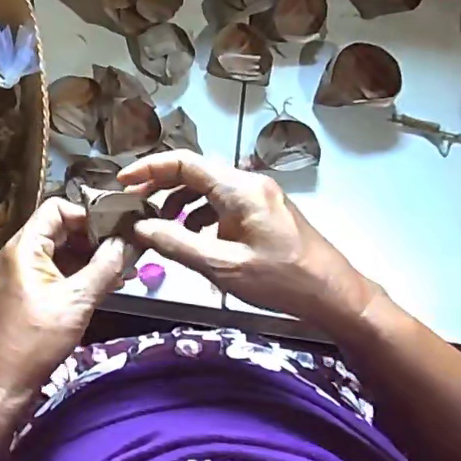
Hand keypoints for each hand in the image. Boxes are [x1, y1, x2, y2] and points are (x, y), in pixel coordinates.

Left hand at [0, 198, 137, 401]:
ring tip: (123, 269)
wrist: (10, 376)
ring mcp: (20, 269)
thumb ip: (105, 266)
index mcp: (23, 247)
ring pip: (59, 248)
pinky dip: (79, 271)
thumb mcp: (79, 299)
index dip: (88, 214)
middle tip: (126, 249)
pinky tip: (106, 283)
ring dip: (90, 255)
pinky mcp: (26, 286)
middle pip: (59, 226)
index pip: (56, 208)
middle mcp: (17, 251)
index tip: (117, 229)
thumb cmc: (40, 336)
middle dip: (93, 236)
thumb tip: (127, 241)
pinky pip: (55, 267)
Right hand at [119, 150, 380, 326]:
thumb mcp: (223, 266)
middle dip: (157, 186)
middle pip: (191, 172)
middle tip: (130, 206)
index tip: (121, 184)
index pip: (182, 162)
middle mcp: (247, 184)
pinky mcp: (260, 213)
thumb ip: (176, 243)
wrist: (338, 298)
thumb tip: (138, 228)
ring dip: (174, 201)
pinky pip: (217, 203)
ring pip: (203, 188)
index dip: (147, 169)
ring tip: (154, 224)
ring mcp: (256, 198)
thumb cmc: (284, 281)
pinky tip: (186, 236)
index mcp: (239, 189)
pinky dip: (193, 214)